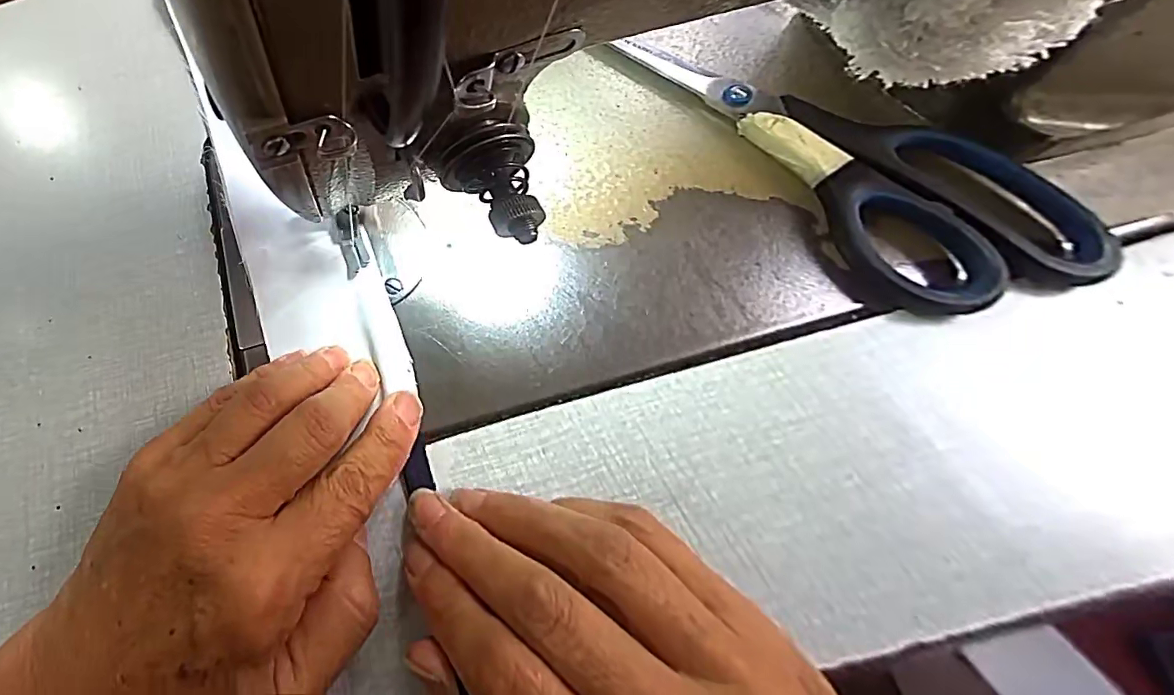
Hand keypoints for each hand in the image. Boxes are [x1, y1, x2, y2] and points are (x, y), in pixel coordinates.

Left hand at [0, 347, 421, 693]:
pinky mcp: (152, 462)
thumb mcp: (287, 683)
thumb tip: (365, 527)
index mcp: (262, 580)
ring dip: (306, 371)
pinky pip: (216, 403)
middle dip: (351, 394)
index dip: (385, 440)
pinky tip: (281, 372)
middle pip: (308, 429)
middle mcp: (219, 519)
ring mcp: (179, 482)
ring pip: (261, 400)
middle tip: (370, 378)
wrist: (85, 679)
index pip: (347, 486)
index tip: (403, 412)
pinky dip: (257, 380)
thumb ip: (345, 608)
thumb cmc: (182, 686)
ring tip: (333, 359)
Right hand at [402, 490, 833, 694]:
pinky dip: (590, 512)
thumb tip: (434, 648)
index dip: (453, 608)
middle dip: (475, 549)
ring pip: (604, 555)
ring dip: (524, 516)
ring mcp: (728, 657)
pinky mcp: (752, 618)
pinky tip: (550, 508)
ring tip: (476, 500)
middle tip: (432, 515)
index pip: (514, 673)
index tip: (421, 565)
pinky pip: (656, 539)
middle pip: (551, 603)